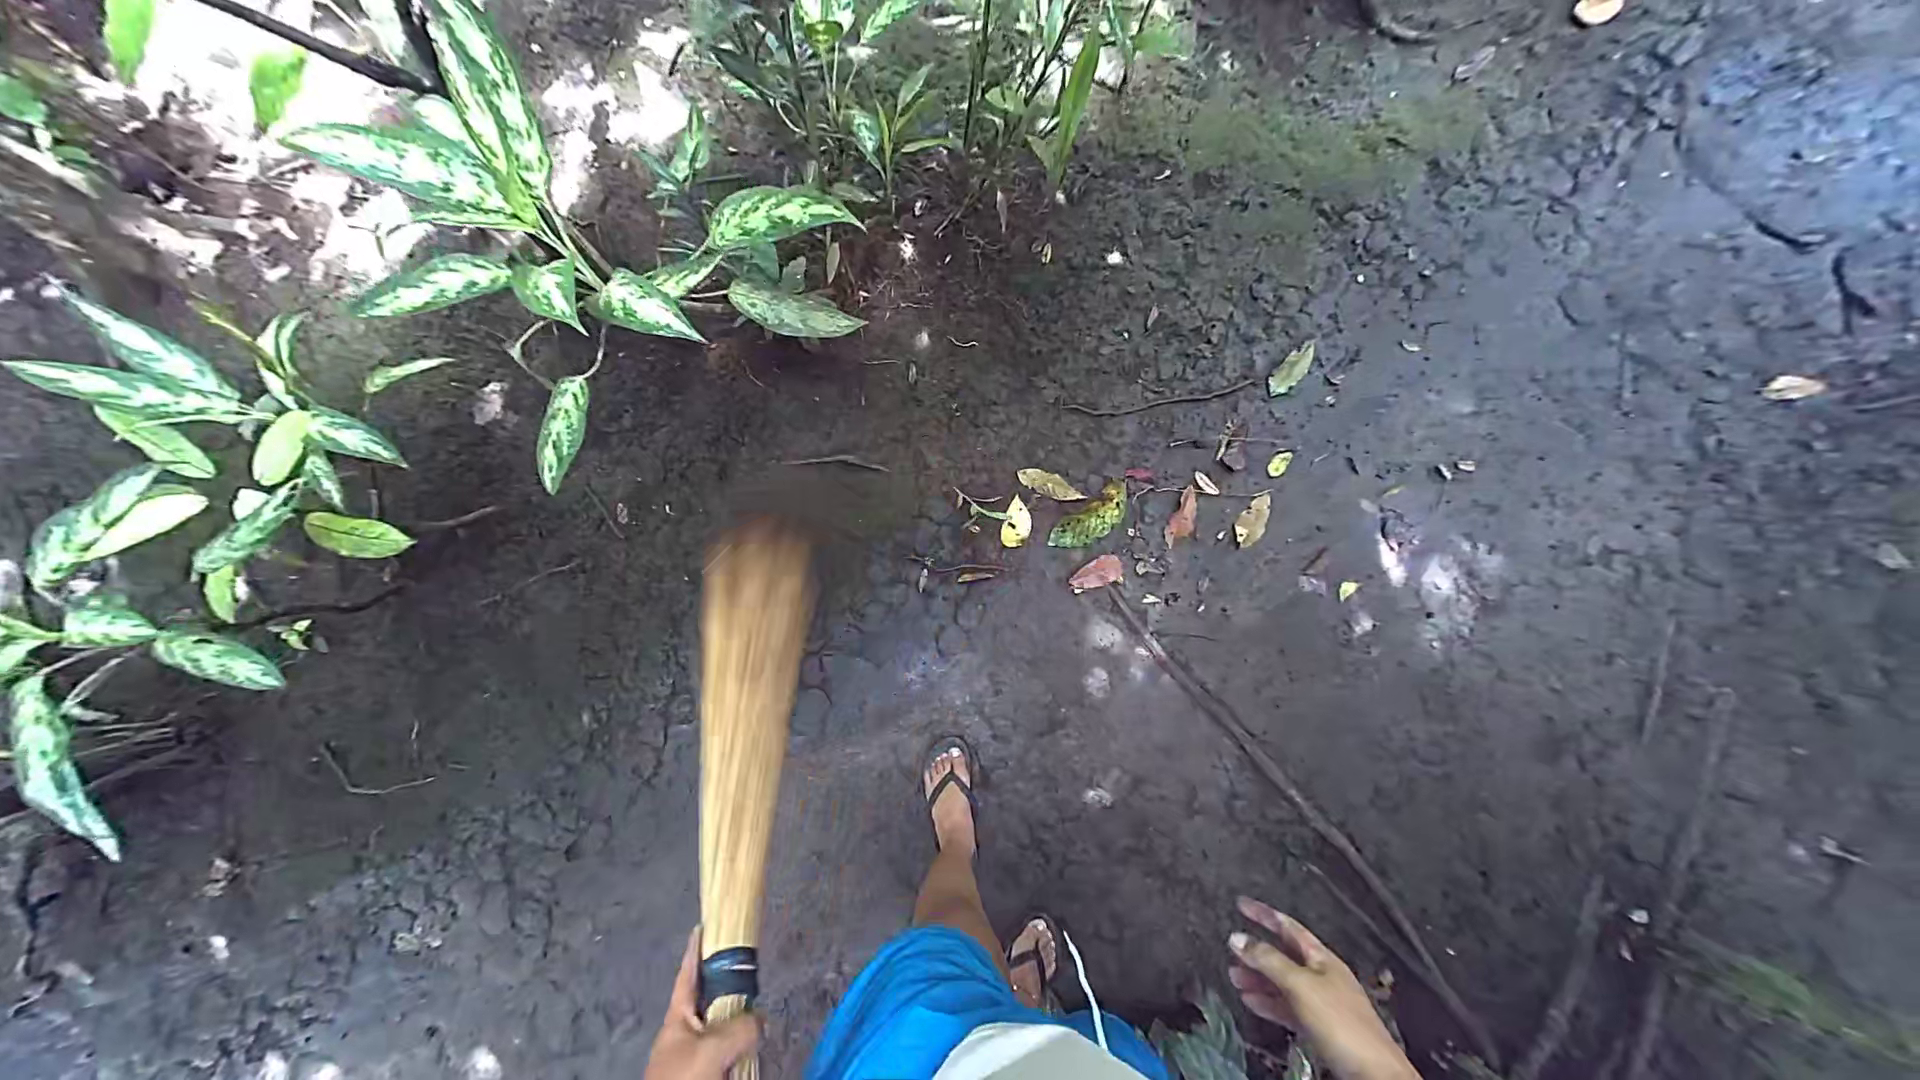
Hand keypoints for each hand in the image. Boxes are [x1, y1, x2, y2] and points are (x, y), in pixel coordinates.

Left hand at [643, 927, 761, 1079]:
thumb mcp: (711, 1049)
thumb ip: (741, 1026)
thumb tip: (759, 1021)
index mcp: (678, 1018)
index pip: (689, 973)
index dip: (697, 949)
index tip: (707, 925)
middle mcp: (686, 1034)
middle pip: (713, 999)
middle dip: (733, 986)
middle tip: (753, 971)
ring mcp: (696, 1058)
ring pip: (726, 1030)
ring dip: (743, 1024)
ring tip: (761, 1015)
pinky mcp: (709, 1075)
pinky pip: (731, 1057)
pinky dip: (744, 1052)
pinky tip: (757, 1051)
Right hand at [1227, 897, 1417, 1079]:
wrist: (1376, 1078)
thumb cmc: (1340, 1023)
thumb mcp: (1300, 985)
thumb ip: (1268, 960)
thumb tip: (1237, 937)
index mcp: (1322, 959)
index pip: (1288, 927)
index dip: (1264, 914)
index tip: (1241, 904)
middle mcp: (1322, 977)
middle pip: (1284, 956)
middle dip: (1257, 952)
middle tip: (1232, 949)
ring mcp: (1322, 1004)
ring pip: (1283, 984)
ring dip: (1258, 979)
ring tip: (1234, 978)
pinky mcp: (1320, 1029)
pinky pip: (1288, 1008)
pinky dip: (1269, 1003)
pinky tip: (1251, 1002)